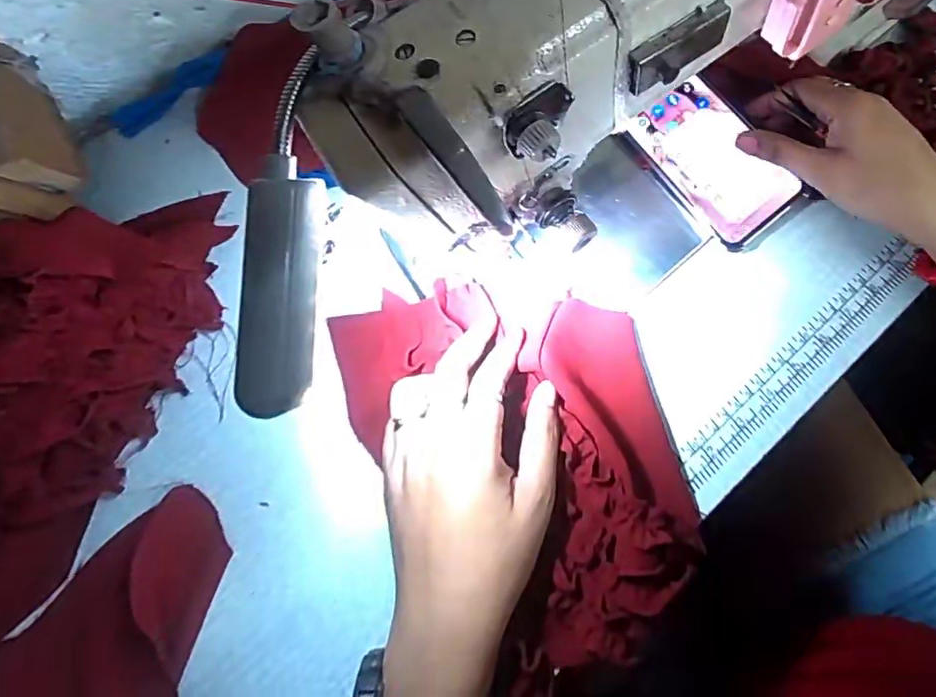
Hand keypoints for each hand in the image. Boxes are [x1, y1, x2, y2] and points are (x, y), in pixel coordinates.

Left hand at [383, 317, 559, 696]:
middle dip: (469, 341)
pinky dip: (415, 398)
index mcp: (470, 449)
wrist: (443, 615)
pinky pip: (395, 420)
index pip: (487, 382)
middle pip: (445, 375)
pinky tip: (433, 401)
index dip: (505, 351)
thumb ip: (542, 438)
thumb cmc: (500, 557)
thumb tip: (545, 390)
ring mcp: (403, 460)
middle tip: (489, 320)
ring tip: (463, 361)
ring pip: (411, 393)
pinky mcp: (390, 476)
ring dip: (438, 368)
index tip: (518, 329)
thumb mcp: (537, 500)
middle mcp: (430, 445)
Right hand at [736, 77, 935, 264]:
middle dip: (787, 112)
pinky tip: (824, 154)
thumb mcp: (822, 173)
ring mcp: (882, 113)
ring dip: (808, 122)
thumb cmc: (877, 189)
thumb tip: (742, 138)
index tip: (750, 122)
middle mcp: (866, 99)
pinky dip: (829, 130)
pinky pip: (851, 120)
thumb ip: (780, 151)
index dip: (770, 101)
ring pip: (834, 108)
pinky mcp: (892, 130)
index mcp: (847, 102)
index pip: (799, 87)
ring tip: (790, 149)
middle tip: (766, 138)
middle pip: (816, 94)